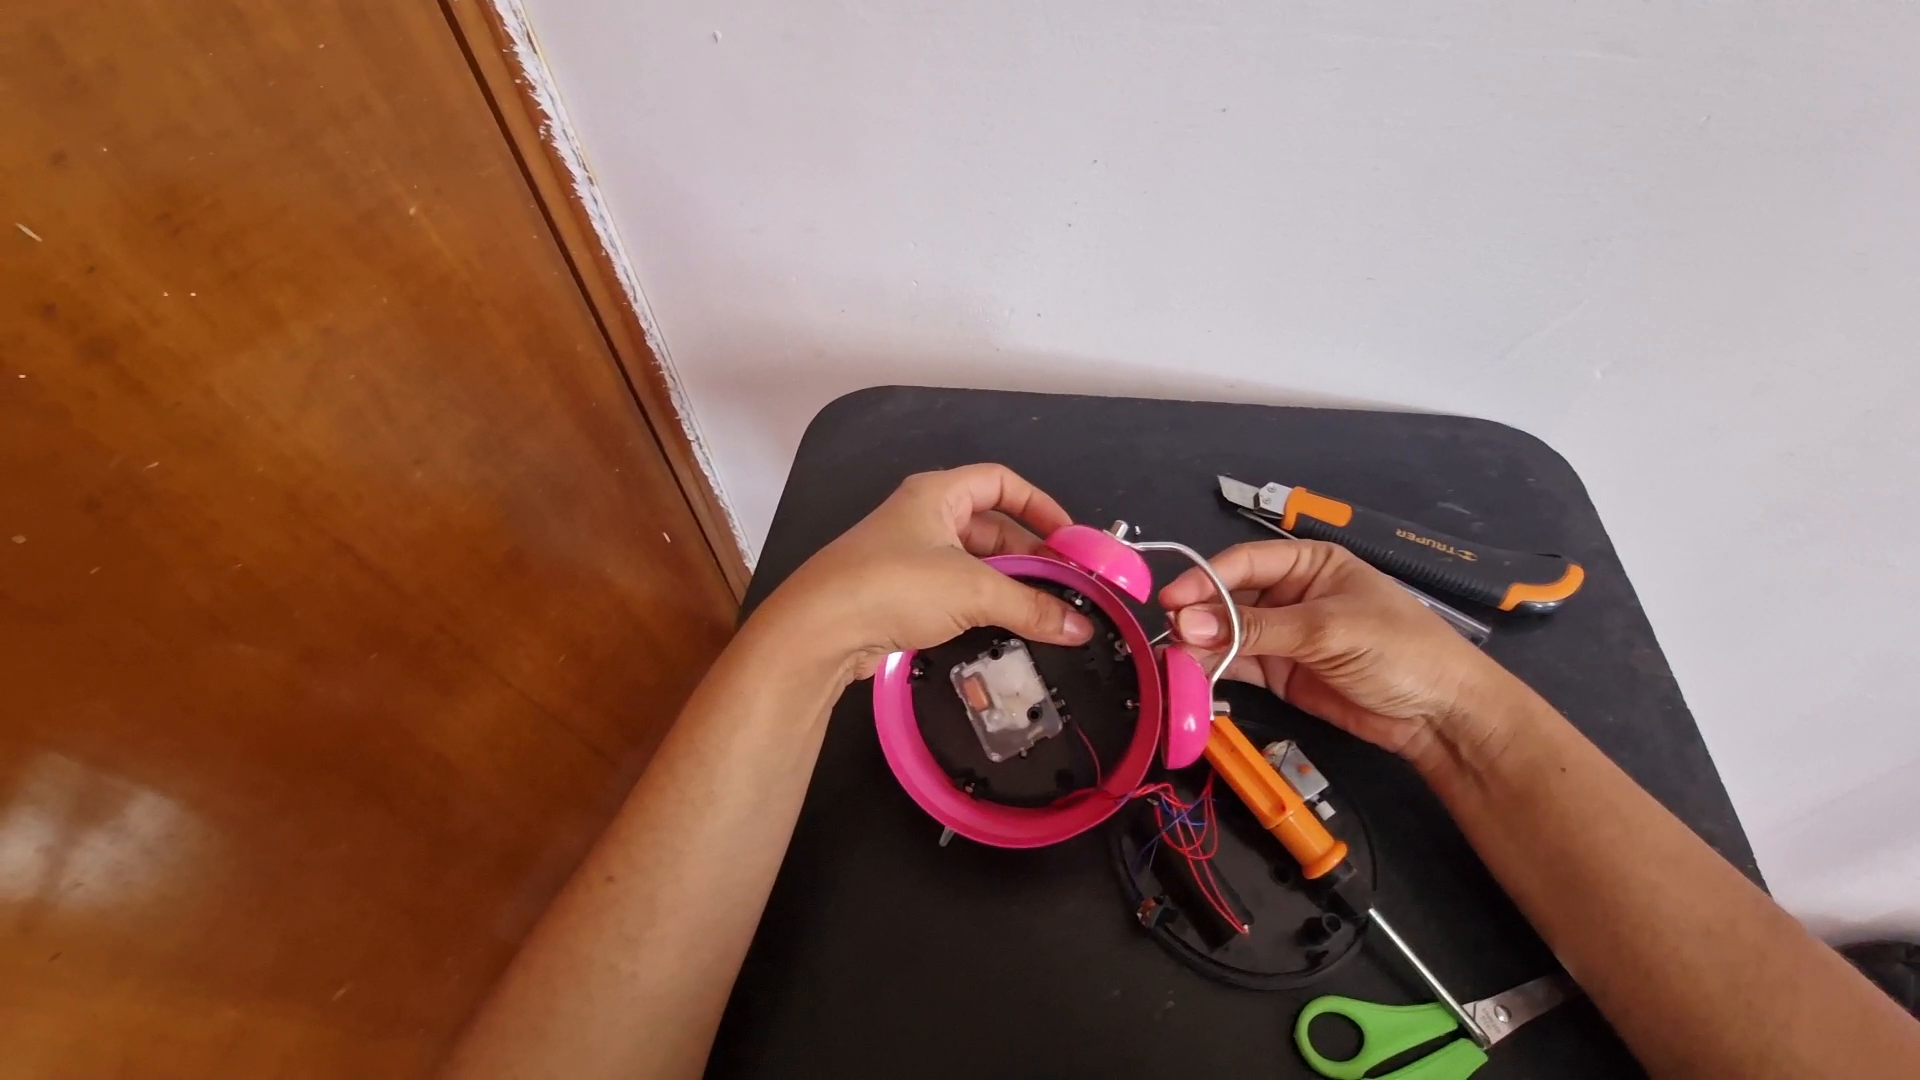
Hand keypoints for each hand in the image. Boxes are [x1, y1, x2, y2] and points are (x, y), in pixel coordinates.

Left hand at [757, 464, 1094, 681]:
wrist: (819, 630)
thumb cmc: (896, 586)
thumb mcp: (972, 590)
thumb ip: (1031, 606)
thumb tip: (1081, 627)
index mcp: (938, 494)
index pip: (1001, 482)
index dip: (1039, 505)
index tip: (1070, 538)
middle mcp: (924, 517)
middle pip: (992, 528)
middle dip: (1030, 556)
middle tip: (1066, 588)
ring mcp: (911, 556)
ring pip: (975, 564)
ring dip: (1009, 586)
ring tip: (1046, 614)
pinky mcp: (902, 594)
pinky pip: (956, 592)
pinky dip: (983, 606)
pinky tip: (1007, 628)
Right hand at [1158, 540, 1528, 767]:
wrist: (1442, 717)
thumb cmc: (1398, 649)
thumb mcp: (1325, 629)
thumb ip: (1254, 627)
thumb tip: (1184, 623)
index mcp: (1306, 564)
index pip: (1242, 563)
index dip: (1204, 580)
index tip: (1170, 601)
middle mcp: (1287, 594)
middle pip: (1227, 599)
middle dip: (1197, 616)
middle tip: (1169, 637)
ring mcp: (1281, 634)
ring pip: (1225, 633)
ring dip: (1199, 646)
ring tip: (1175, 662)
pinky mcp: (1278, 672)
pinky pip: (1235, 664)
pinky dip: (1212, 669)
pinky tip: (1192, 676)